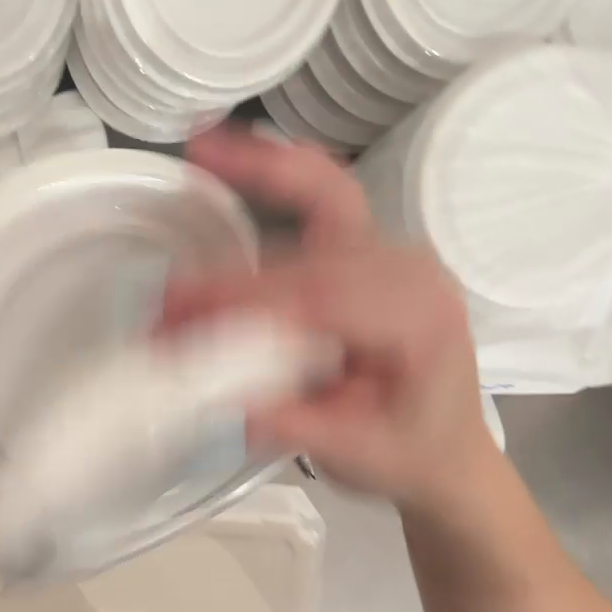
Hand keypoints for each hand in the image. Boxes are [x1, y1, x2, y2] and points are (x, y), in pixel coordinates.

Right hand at [165, 129, 498, 514]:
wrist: (446, 451)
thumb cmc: (409, 456)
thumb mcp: (356, 455)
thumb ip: (296, 424)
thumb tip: (224, 397)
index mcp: (419, 320)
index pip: (324, 297)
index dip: (247, 301)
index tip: (183, 318)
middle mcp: (409, 270)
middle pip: (316, 243)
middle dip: (233, 267)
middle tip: (165, 293)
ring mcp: (388, 254)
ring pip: (322, 196)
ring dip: (255, 179)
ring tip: (198, 155)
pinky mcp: (365, 253)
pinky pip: (320, 197)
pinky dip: (272, 176)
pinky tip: (228, 157)